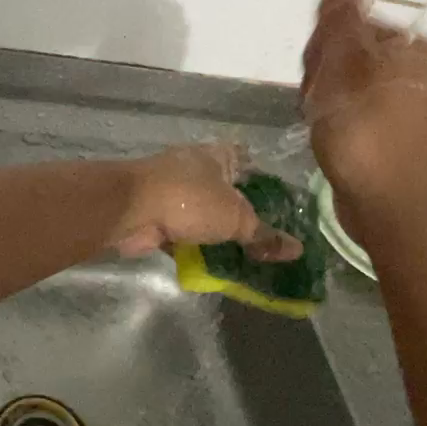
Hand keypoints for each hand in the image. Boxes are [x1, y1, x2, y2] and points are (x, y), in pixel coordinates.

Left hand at [111, 143, 302, 260]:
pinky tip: (216, 268)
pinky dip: (197, 250)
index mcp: (217, 157)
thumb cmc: (189, 200)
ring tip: (248, 259)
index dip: (265, 180)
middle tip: (268, 241)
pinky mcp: (157, 219)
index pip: (247, 160)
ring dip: (219, 235)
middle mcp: (194, 170)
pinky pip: (184, 237)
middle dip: (243, 215)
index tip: (283, 204)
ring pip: (204, 216)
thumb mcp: (236, 218)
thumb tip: (296, 250)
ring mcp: (172, 194)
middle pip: (226, 192)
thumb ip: (264, 235)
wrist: (130, 210)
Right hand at [301, 0, 426, 222]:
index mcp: (407, 45)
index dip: (319, 51)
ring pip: (343, 85)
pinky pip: (352, 110)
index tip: (315, 80)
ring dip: (323, 102)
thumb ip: (342, 17)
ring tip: (323, 127)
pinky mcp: (394, 131)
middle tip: (319, 108)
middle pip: (344, 53)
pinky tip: (331, 139)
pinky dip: (336, 121)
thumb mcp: (345, 66)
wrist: (389, 205)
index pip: (344, 25)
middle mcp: (413, 66)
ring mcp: (405, 101)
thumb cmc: (364, 134)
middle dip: (321, 78)